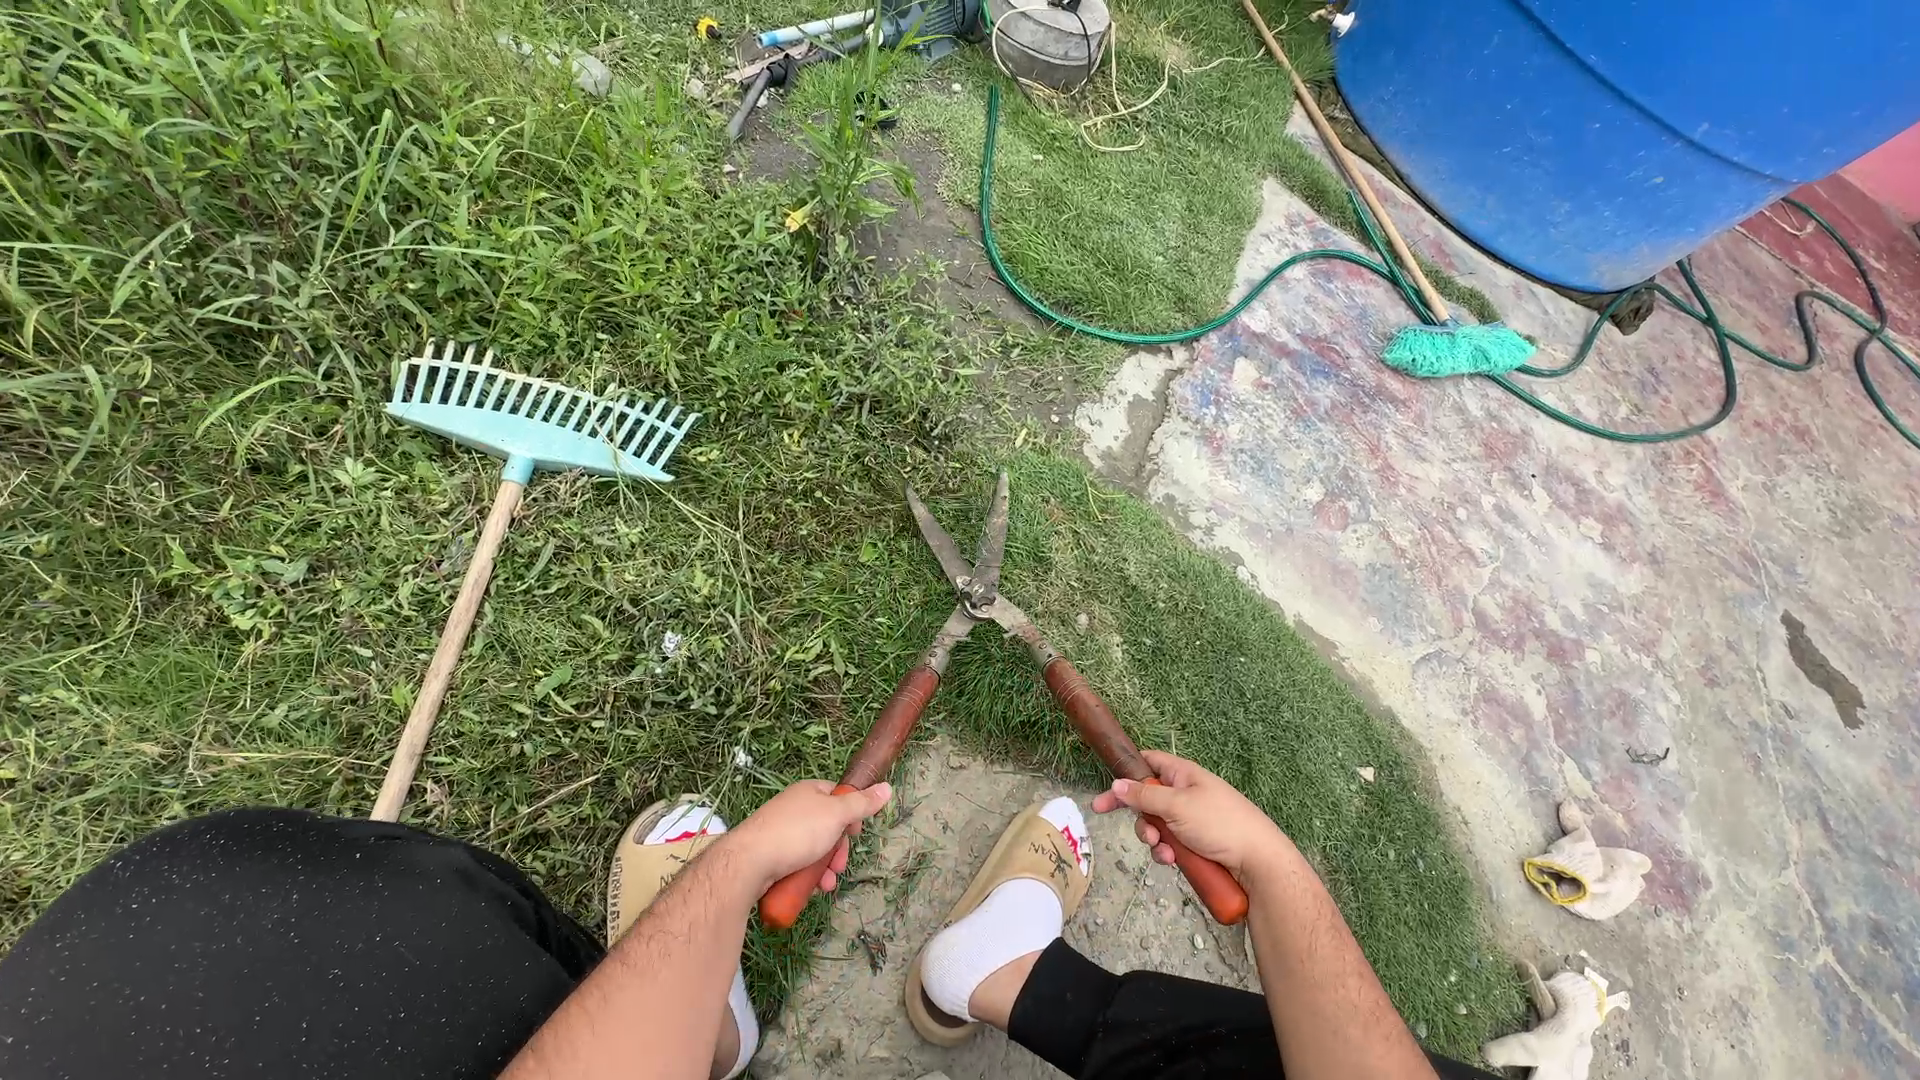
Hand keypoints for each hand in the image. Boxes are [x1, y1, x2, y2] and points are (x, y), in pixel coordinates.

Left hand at [724, 780, 892, 893]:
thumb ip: (862, 804)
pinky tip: (813, 889)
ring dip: (825, 867)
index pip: (837, 795)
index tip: (856, 832)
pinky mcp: (770, 855)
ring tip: (827, 884)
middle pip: (827, 825)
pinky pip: (797, 863)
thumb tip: (887, 788)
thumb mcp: (837, 815)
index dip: (851, 813)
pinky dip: (808, 875)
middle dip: (838, 849)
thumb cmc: (797, 832)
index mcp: (808, 792)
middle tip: (840, 865)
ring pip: (813, 848)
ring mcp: (779, 832)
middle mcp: (793, 808)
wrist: (749, 862)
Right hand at [1092, 750, 1289, 876]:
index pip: (1149, 763)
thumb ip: (1143, 796)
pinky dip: (1167, 852)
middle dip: (1140, 818)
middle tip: (1136, 831)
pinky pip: (1171, 844)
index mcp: (1184, 775)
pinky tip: (1173, 861)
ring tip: (1164, 852)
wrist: (1260, 862)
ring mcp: (1192, 820)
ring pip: (1158, 825)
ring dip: (1153, 839)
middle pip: (1148, 799)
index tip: (1106, 793)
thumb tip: (1117, 783)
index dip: (1126, 775)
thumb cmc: (1220, 824)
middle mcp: (1186, 794)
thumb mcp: (1177, 806)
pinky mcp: (1197, 843)